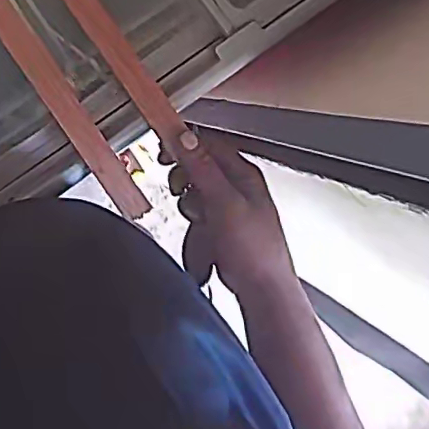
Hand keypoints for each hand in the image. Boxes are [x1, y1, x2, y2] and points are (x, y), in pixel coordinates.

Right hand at [163, 130, 295, 299]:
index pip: (209, 143)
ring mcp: (231, 205)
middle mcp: (239, 185)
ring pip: (198, 189)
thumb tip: (184, 137)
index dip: (184, 144)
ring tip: (196, 217)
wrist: (264, 291)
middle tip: (179, 188)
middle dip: (184, 176)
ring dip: (189, 200)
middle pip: (201, 164)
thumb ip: (202, 168)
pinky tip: (200, 231)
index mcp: (244, 173)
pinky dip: (195, 218)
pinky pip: (201, 211)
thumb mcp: (223, 202)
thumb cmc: (255, 250)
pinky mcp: (224, 224)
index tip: (164, 151)